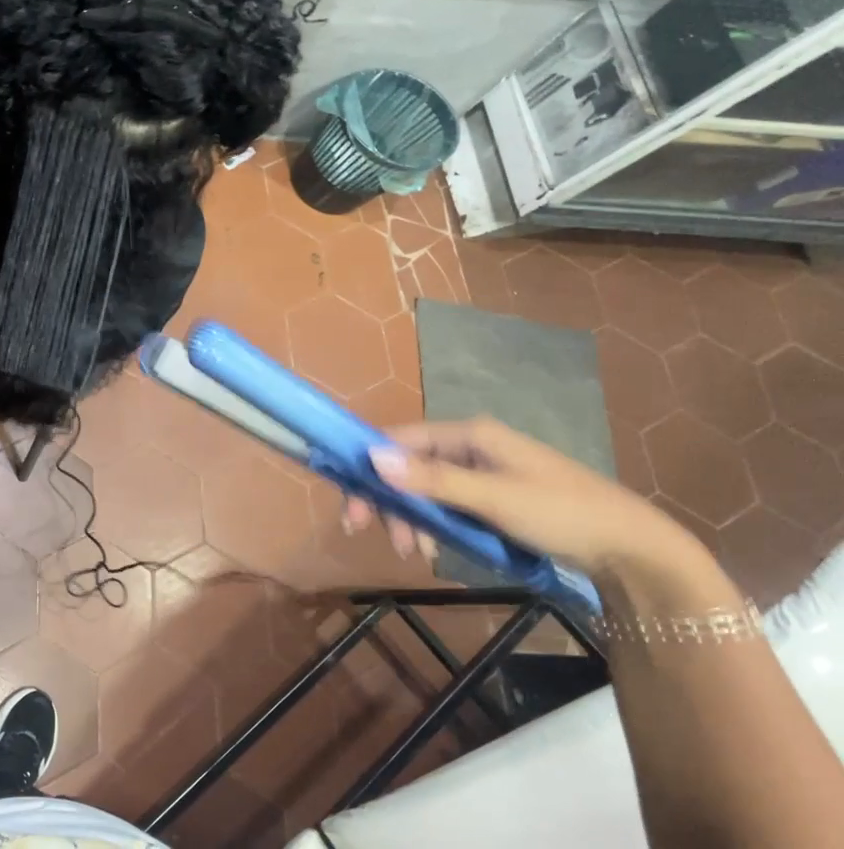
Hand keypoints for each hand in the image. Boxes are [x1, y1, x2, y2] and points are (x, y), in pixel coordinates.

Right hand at [352, 417, 701, 577]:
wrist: (636, 552)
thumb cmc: (564, 515)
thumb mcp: (494, 499)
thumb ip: (432, 480)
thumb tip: (371, 457)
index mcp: (471, 436)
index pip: (399, 440)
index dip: (368, 467)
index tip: (351, 504)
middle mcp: (472, 448)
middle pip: (407, 467)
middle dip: (389, 501)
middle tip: (375, 535)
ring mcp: (483, 474)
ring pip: (424, 490)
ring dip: (409, 518)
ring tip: (414, 552)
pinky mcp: (493, 500)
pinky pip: (446, 506)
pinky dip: (432, 525)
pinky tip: (434, 548)